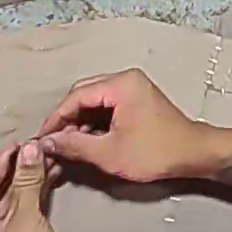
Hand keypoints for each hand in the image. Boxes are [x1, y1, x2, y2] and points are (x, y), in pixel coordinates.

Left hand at [0, 142, 82, 231]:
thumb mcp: (26, 222)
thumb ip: (27, 182)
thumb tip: (30, 148)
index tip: (18, 147)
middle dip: (14, 175)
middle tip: (35, 150)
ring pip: (8, 210)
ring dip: (27, 185)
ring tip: (47, 160)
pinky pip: (19, 221)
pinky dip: (33, 201)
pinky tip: (50, 181)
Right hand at [37, 68, 217, 181]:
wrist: (191, 153)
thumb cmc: (152, 152)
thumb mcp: (108, 153)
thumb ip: (74, 145)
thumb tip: (46, 143)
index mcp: (121, 84)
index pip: (77, 96)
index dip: (55, 119)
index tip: (40, 141)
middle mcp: (126, 79)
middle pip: (84, 95)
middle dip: (66, 120)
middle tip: (51, 146)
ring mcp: (133, 88)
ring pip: (95, 102)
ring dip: (79, 123)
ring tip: (65, 148)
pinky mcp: (137, 100)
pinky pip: (107, 107)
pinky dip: (94, 123)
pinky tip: (85, 143)